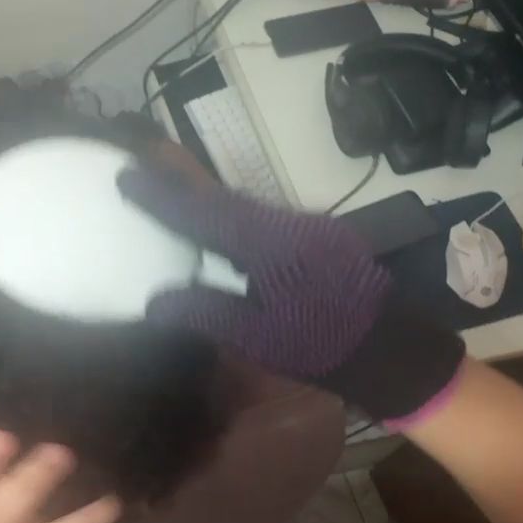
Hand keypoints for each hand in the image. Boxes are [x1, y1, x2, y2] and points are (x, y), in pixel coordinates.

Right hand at [117, 167, 465, 421]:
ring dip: (206, 201)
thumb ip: (204, 311)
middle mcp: (285, 224)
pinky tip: (219, 231)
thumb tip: (154, 301)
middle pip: (222, 198)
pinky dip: (231, 219)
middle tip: (145, 171)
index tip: (127, 175)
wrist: (394, 352)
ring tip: (172, 196)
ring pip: (243, 206)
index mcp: (266, 244)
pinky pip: (262, 219)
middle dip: (180, 184)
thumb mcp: (255, 338)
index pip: (201, 212)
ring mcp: (306, 227)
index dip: (161, 196)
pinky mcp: (318, 238)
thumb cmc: (321, 346)